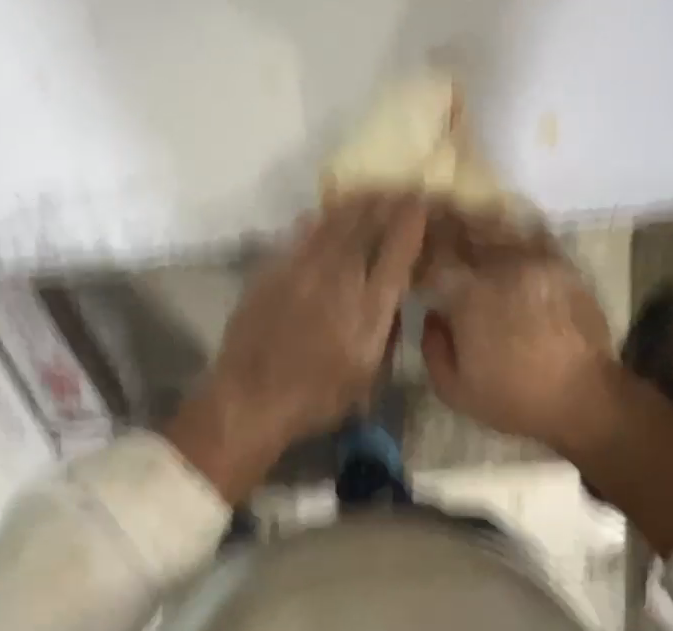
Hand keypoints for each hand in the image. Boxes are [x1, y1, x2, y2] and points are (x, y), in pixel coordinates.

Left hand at [164, 194, 425, 502]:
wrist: (249, 400)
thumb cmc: (314, 400)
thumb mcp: (367, 378)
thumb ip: (386, 333)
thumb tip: (393, 302)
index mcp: (369, 304)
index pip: (400, 245)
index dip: (415, 218)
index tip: (423, 202)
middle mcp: (338, 275)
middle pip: (368, 222)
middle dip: (388, 201)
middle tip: (399, 188)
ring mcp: (302, 268)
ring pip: (334, 220)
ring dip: (355, 204)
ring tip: (368, 193)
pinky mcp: (271, 270)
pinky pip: (300, 234)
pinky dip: (318, 221)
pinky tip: (321, 218)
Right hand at [419, 209, 617, 451]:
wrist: (581, 398)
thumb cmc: (511, 399)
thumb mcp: (453, 389)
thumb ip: (432, 348)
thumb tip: (432, 316)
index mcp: (468, 295)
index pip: (433, 259)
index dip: (416, 255)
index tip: (409, 260)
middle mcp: (501, 266)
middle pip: (464, 231)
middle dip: (442, 228)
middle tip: (428, 224)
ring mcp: (536, 260)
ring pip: (497, 226)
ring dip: (475, 224)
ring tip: (461, 222)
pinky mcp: (562, 264)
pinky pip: (529, 235)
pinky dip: (510, 231)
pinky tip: (501, 235)